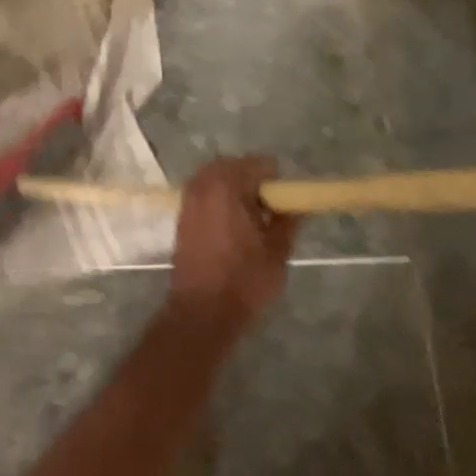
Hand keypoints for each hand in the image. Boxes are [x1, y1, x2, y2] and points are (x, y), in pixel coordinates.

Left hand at [168, 156, 298, 335]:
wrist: (202, 311)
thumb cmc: (244, 280)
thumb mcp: (277, 251)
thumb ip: (287, 221)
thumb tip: (294, 206)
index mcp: (227, 186)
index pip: (258, 164)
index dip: (275, 180)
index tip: (284, 201)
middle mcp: (203, 185)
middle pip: (233, 166)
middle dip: (252, 179)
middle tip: (269, 207)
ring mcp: (188, 201)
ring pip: (215, 178)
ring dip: (234, 188)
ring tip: (251, 218)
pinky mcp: (181, 217)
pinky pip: (203, 194)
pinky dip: (218, 200)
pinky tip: (232, 227)